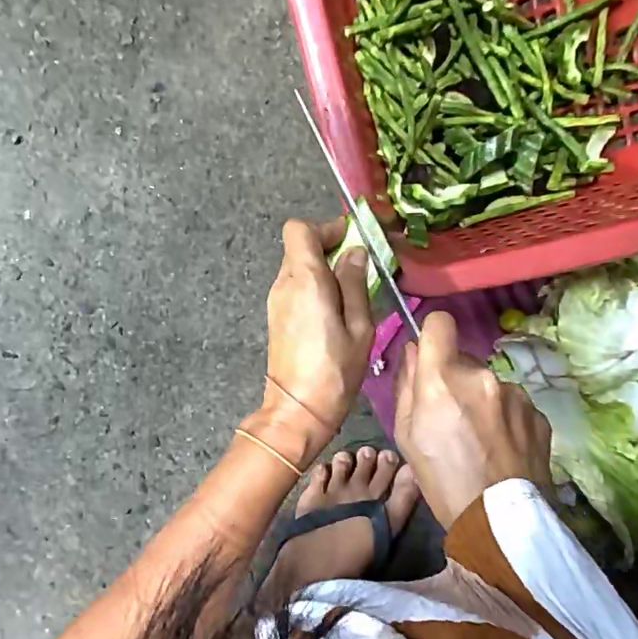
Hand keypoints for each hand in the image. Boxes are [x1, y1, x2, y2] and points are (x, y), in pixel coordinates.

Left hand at [256, 218, 373, 462]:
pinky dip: (316, 287)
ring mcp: (276, 301)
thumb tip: (355, 253)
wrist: (298, 410)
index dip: (326, 228)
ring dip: (324, 270)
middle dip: (330, 249)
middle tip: (361, 269)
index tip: (352, 241)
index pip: (300, 229)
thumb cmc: (335, 370)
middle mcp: (284, 284)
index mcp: (305, 280)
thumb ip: (355, 284)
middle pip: (300, 246)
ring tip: (353, 294)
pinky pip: (296, 287)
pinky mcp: (277, 317)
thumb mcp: (359, 326)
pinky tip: (337, 312)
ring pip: (298, 267)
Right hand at [394, 311, 551, 526]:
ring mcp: (516, 393)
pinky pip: (514, 404)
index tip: (431, 356)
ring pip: (490, 384)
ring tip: (482, 441)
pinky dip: (506, 419)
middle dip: (455, 379)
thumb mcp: (406, 437)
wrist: (499, 522)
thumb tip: (411, 351)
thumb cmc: (440, 482)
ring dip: (484, 401)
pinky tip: (503, 450)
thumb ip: (406, 386)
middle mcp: (483, 376)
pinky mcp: (538, 412)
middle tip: (454, 419)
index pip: (440, 322)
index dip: (432, 335)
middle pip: (464, 359)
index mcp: (443, 379)